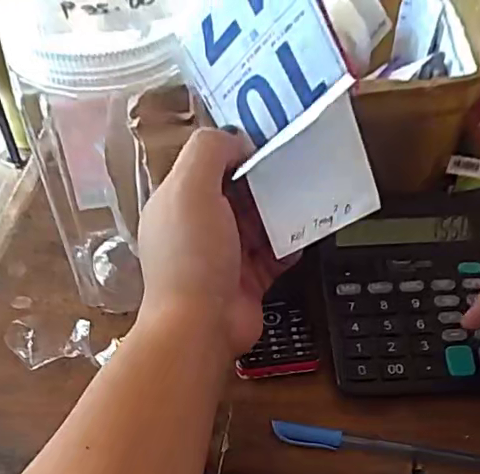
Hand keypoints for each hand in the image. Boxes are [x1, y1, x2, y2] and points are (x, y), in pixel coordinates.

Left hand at [136, 128, 293, 355]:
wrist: (201, 326)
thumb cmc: (191, 258)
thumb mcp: (191, 186)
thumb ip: (210, 151)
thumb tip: (236, 141)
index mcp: (178, 202)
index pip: (207, 167)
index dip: (234, 155)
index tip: (264, 150)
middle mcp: (200, 229)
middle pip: (237, 197)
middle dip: (263, 186)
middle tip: (291, 175)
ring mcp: (225, 259)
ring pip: (258, 227)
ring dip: (280, 216)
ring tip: (301, 205)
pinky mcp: (248, 284)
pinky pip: (273, 259)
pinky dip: (288, 250)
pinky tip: (299, 242)